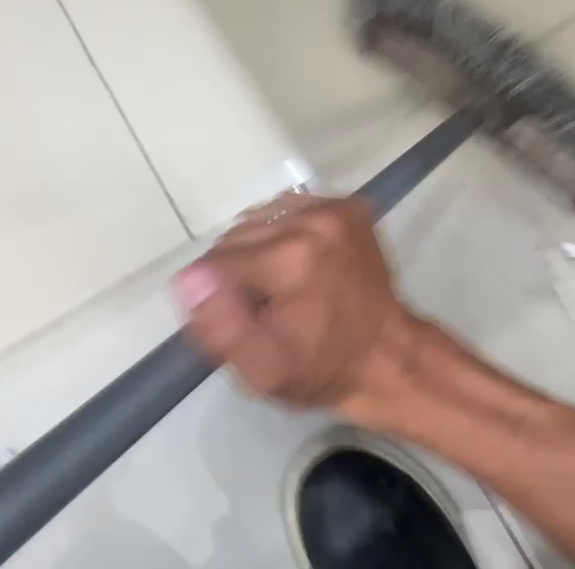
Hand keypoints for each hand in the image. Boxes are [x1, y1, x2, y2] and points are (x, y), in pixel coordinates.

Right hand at [173, 193, 425, 425]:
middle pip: (240, 235)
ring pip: (262, 217)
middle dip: (239, 270)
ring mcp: (336, 209)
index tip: (245, 320)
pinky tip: (300, 263)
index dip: (220, 296)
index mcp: (291, 256)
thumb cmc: (321, 367)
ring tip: (283, 285)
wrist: (386, 355)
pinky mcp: (349, 206)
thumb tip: (188, 277)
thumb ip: (219, 324)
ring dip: (260, 248)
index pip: (217, 261)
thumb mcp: (262, 368)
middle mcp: (314, 219)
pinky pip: (291, 208)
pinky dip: (285, 232)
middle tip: (265, 306)